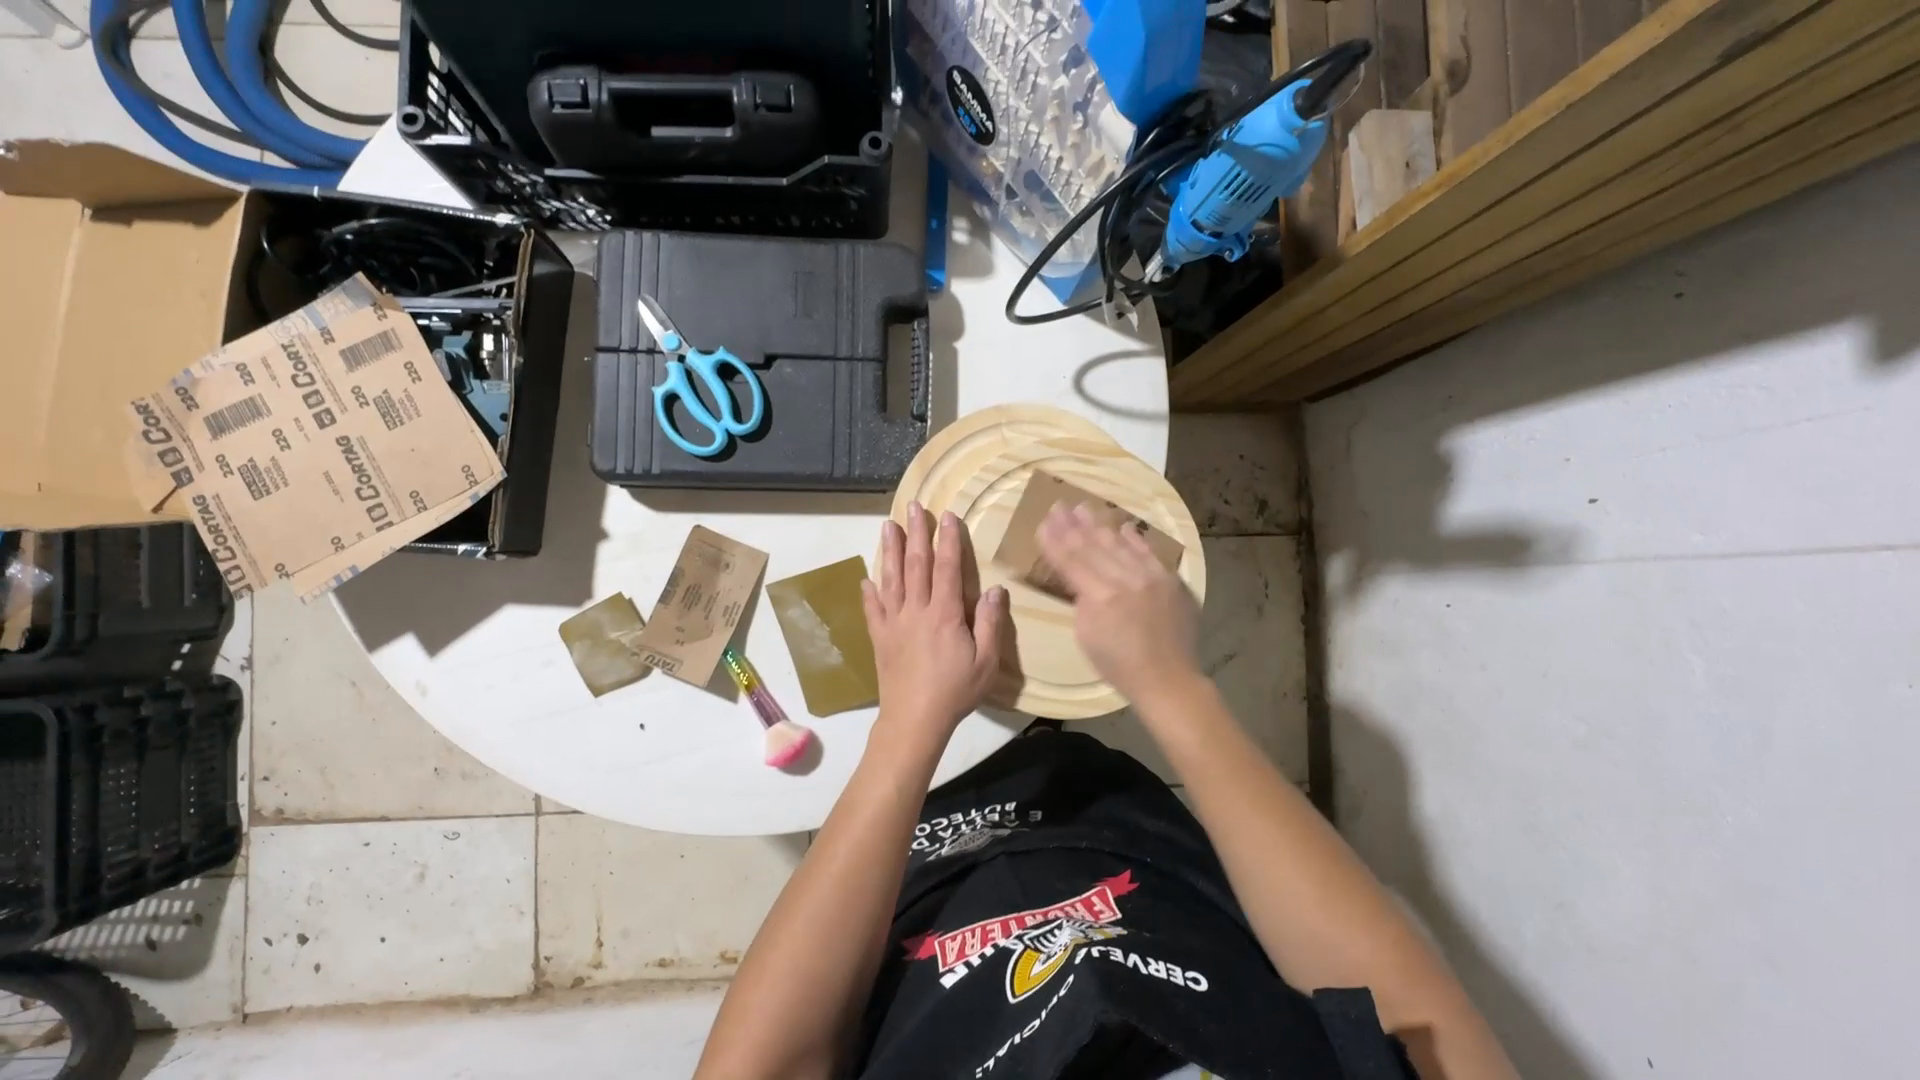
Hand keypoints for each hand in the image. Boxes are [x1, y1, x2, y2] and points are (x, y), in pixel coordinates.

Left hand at [863, 503, 1007, 745]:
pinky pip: (872, 610)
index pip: (946, 568)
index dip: (948, 540)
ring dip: (890, 551)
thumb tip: (995, 590)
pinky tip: (866, 579)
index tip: (947, 515)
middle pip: (915, 565)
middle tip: (913, 507)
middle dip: (916, 534)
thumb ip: (990, 623)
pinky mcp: (879, 639)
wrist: (914, 720)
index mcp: (944, 614)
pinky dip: (869, 593)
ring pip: (891, 580)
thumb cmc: (955, 692)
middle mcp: (916, 611)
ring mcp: (894, 624)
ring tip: (888, 526)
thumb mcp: (986, 661)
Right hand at [1037, 502, 1201, 703]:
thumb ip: (1081, 600)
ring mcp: (1151, 577)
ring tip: (1084, 507)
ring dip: (1100, 525)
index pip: (1071, 560)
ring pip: (1120, 544)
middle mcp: (1126, 579)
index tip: (1042, 522)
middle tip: (1059, 505)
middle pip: (1093, 546)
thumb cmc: (1118, 665)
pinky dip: (1134, 539)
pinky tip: (1123, 526)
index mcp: (1100, 596)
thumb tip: (1080, 578)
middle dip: (1073, 525)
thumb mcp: (1086, 635)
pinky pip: (1149, 553)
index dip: (1054, 540)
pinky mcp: (1170, 580)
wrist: (1167, 678)